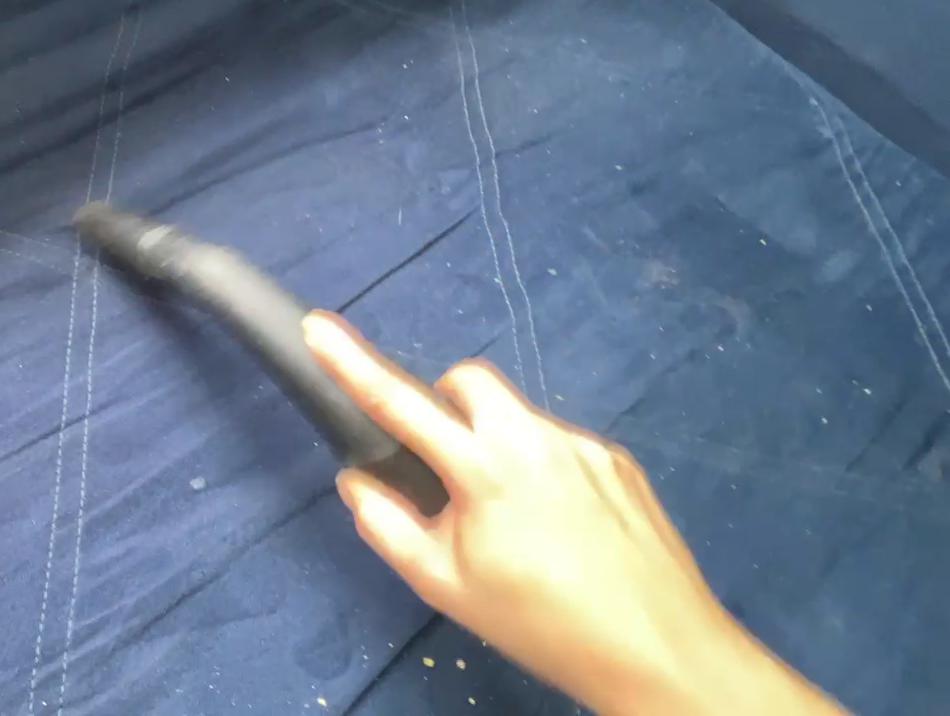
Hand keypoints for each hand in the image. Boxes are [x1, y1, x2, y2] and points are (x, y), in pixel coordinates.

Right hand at [302, 312, 845, 715]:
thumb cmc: (541, 624)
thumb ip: (384, 524)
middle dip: (444, 403)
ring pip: (514, 414)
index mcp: (483, 470)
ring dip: (493, 439)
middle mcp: (533, 441)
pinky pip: (557, 442)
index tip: (316, 325)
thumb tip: (359, 480)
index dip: (351, 361)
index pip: (398, 402)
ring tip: (513, 511)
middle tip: (446, 460)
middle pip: (468, 381)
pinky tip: (561, 523)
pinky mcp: (619, 462)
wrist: (674, 666)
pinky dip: (539, 465)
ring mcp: (583, 447)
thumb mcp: (442, 584)